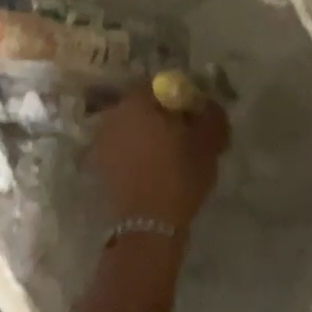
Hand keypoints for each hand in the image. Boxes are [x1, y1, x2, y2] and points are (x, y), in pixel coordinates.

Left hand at [90, 82, 230, 228]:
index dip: (182, 97)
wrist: (147, 226)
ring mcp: (102, 141)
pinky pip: (124, 149)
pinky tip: (154, 171)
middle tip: (187, 136)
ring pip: (133, 128)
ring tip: (171, 157)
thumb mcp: (207, 143)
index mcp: (136, 102)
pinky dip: (138, 154)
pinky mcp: (99, 166)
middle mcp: (113, 115)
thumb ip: (212, 115)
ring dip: (150, 135)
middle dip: (165, 116)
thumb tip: (209, 104)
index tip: (197, 116)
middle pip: (144, 106)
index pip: (162, 86)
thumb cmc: (179, 176)